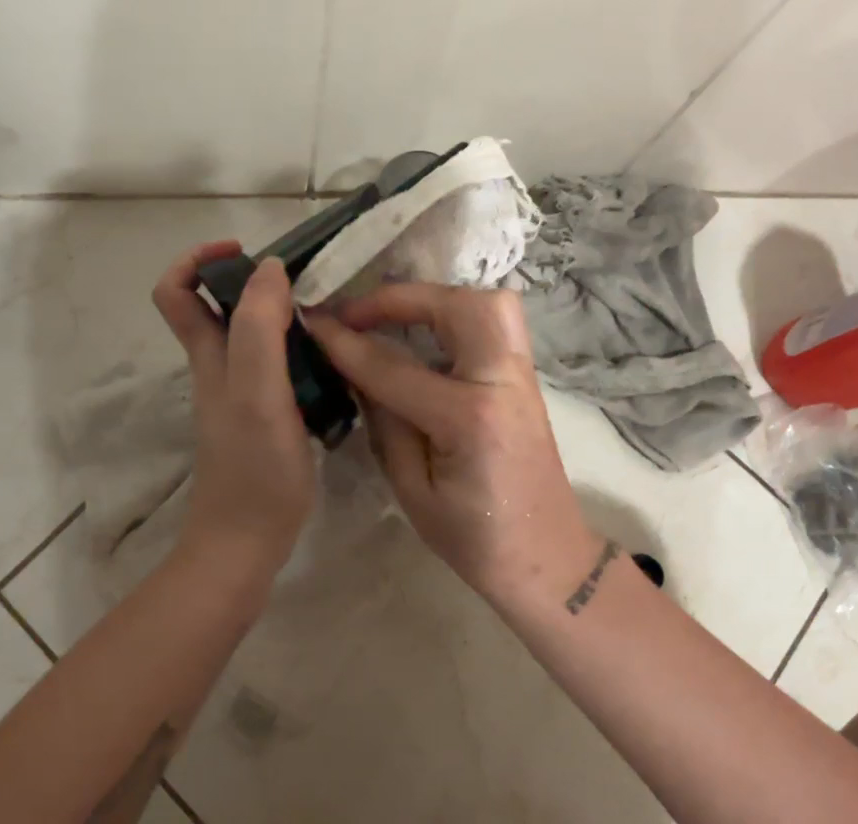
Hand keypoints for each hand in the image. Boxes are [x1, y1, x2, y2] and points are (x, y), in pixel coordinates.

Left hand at [152, 242, 317, 575]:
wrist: (248, 543)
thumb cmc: (254, 468)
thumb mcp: (258, 391)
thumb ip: (260, 330)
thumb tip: (270, 270)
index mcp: (209, 355)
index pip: (174, 291)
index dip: (199, 260)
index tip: (247, 254)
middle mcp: (219, 367)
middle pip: (218, 308)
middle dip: (253, 282)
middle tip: (304, 282)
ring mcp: (242, 394)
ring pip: (252, 336)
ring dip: (282, 315)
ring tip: (328, 314)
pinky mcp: (265, 417)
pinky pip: (278, 366)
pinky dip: (300, 350)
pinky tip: (333, 360)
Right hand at [303, 284, 598, 603]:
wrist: (546, 559)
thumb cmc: (475, 540)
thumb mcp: (413, 492)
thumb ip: (385, 423)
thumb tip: (356, 370)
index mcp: (470, 418)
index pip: (394, 366)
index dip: (346, 342)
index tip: (311, 322)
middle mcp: (502, 381)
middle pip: (456, 306)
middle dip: (402, 298)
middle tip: (359, 314)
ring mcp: (521, 375)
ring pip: (487, 303)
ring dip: (435, 300)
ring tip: (392, 318)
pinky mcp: (525, 378)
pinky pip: (494, 322)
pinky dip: (455, 314)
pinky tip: (424, 335)